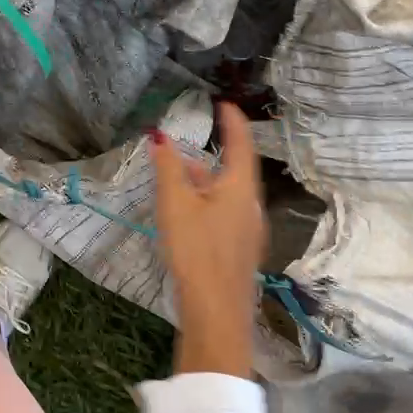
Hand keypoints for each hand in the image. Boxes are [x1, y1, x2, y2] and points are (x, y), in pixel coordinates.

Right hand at [148, 102, 266, 379]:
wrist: (216, 308)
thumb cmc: (196, 248)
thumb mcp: (174, 202)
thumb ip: (168, 167)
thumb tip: (162, 136)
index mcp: (239, 189)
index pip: (241, 147)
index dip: (234, 124)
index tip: (226, 104)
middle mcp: (249, 206)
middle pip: (233, 171)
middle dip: (212, 153)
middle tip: (190, 139)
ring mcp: (246, 229)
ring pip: (225, 192)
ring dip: (203, 177)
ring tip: (177, 171)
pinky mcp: (237, 247)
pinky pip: (222, 209)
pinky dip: (204, 197)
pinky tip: (184, 206)